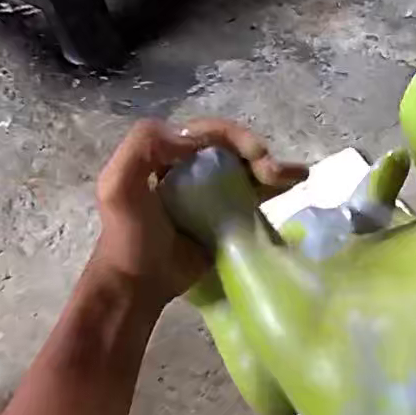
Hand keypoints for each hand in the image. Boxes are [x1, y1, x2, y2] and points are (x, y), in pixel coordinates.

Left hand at [88, 118, 304, 306]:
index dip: (233, 137)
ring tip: (296, 175)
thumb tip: (195, 140)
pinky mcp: (229, 216)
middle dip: (258, 153)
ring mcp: (213, 191)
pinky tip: (297, 179)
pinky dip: (278, 184)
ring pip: (248, 167)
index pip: (206, 132)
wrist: (139, 282)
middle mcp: (192, 166)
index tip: (253, 154)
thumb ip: (143, 146)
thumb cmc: (128, 236)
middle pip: (233, 148)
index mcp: (167, 152)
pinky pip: (255, 193)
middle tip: (273, 171)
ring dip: (274, 165)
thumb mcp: (118, 184)